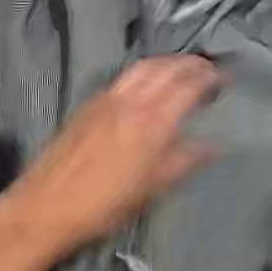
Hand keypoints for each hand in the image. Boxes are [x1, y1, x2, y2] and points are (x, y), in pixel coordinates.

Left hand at [0, 54, 218, 257]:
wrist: (46, 207)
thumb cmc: (104, 206)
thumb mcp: (152, 189)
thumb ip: (184, 161)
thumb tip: (215, 146)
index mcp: (152, 123)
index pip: (188, 85)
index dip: (210, 77)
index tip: (225, 78)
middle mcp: (131, 102)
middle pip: (166, 68)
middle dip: (191, 64)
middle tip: (209, 69)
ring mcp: (107, 100)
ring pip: (144, 67)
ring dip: (167, 63)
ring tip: (182, 70)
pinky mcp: (89, 104)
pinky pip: (125, 77)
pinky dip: (145, 72)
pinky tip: (148, 85)